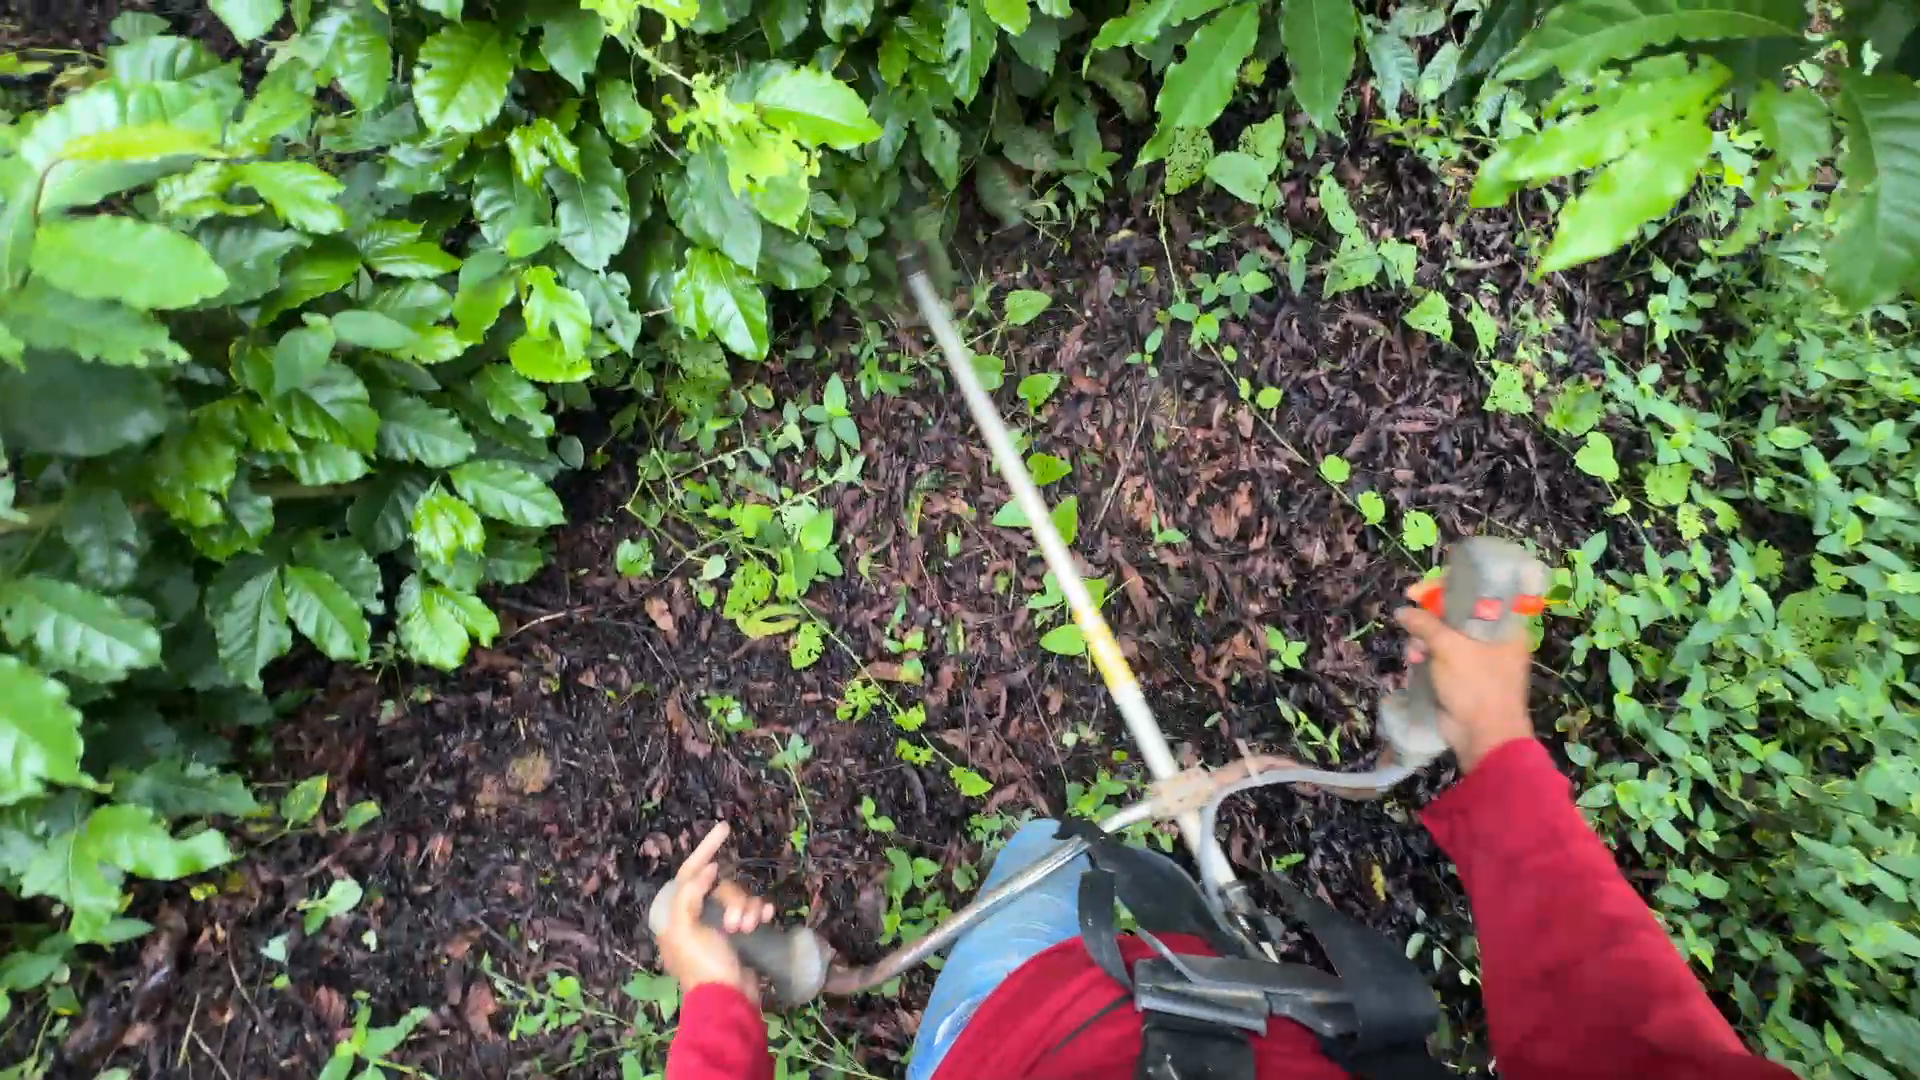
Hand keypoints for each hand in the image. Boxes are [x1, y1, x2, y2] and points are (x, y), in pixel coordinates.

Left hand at [656, 822, 775, 998]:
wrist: (728, 1001)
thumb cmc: (703, 965)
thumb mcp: (685, 929)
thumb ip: (690, 893)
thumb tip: (708, 869)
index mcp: (676, 916)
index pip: (689, 872)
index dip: (705, 848)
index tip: (725, 827)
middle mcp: (695, 917)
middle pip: (720, 886)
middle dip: (734, 899)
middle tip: (737, 923)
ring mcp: (718, 926)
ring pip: (739, 897)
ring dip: (747, 908)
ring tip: (749, 928)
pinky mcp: (739, 934)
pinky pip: (753, 909)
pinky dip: (760, 910)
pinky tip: (766, 917)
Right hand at [1394, 582, 1534, 771]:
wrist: (1483, 734)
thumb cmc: (1476, 685)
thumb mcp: (1450, 648)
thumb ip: (1425, 624)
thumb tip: (1402, 611)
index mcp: (1504, 626)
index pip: (1477, 592)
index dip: (1448, 587)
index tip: (1421, 591)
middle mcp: (1492, 637)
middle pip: (1454, 613)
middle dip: (1428, 616)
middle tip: (1406, 616)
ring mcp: (1475, 656)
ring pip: (1440, 634)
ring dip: (1422, 639)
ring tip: (1414, 652)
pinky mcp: (1459, 673)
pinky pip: (1436, 654)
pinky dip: (1424, 654)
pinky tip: (1414, 662)